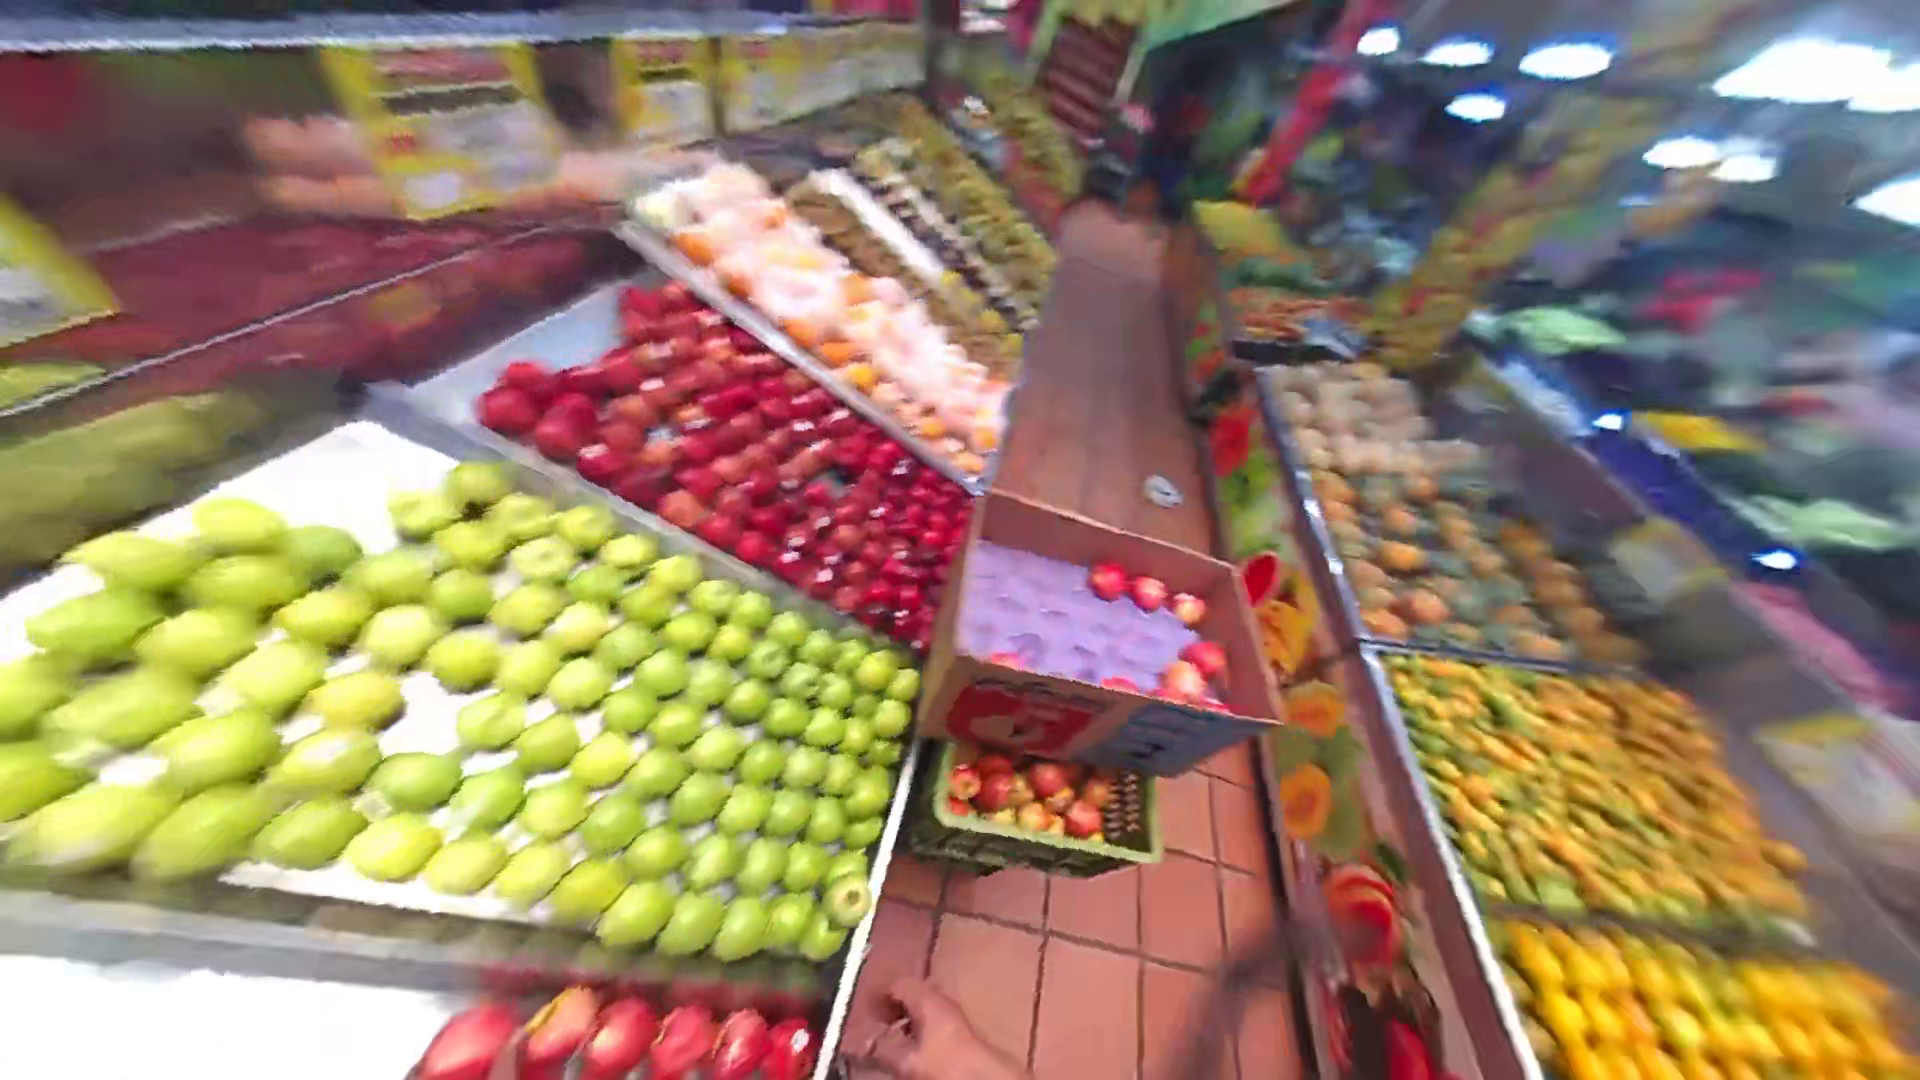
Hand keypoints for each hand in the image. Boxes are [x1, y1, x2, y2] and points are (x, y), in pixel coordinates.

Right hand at [859, 980, 1029, 1079]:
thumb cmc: (944, 1064)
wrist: (982, 1077)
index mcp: (925, 996)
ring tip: (888, 1034)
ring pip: (920, 1003)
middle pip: (909, 990)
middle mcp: (938, 995)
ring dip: (902, 1015)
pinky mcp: (956, 1024)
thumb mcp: (908, 1062)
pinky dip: (915, 1023)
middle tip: (874, 1021)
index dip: (878, 995)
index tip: (862, 1009)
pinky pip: (930, 1014)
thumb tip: (861, 1046)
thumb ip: (882, 1052)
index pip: (897, 983)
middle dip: (890, 1004)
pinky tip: (910, 1043)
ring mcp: (949, 1008)